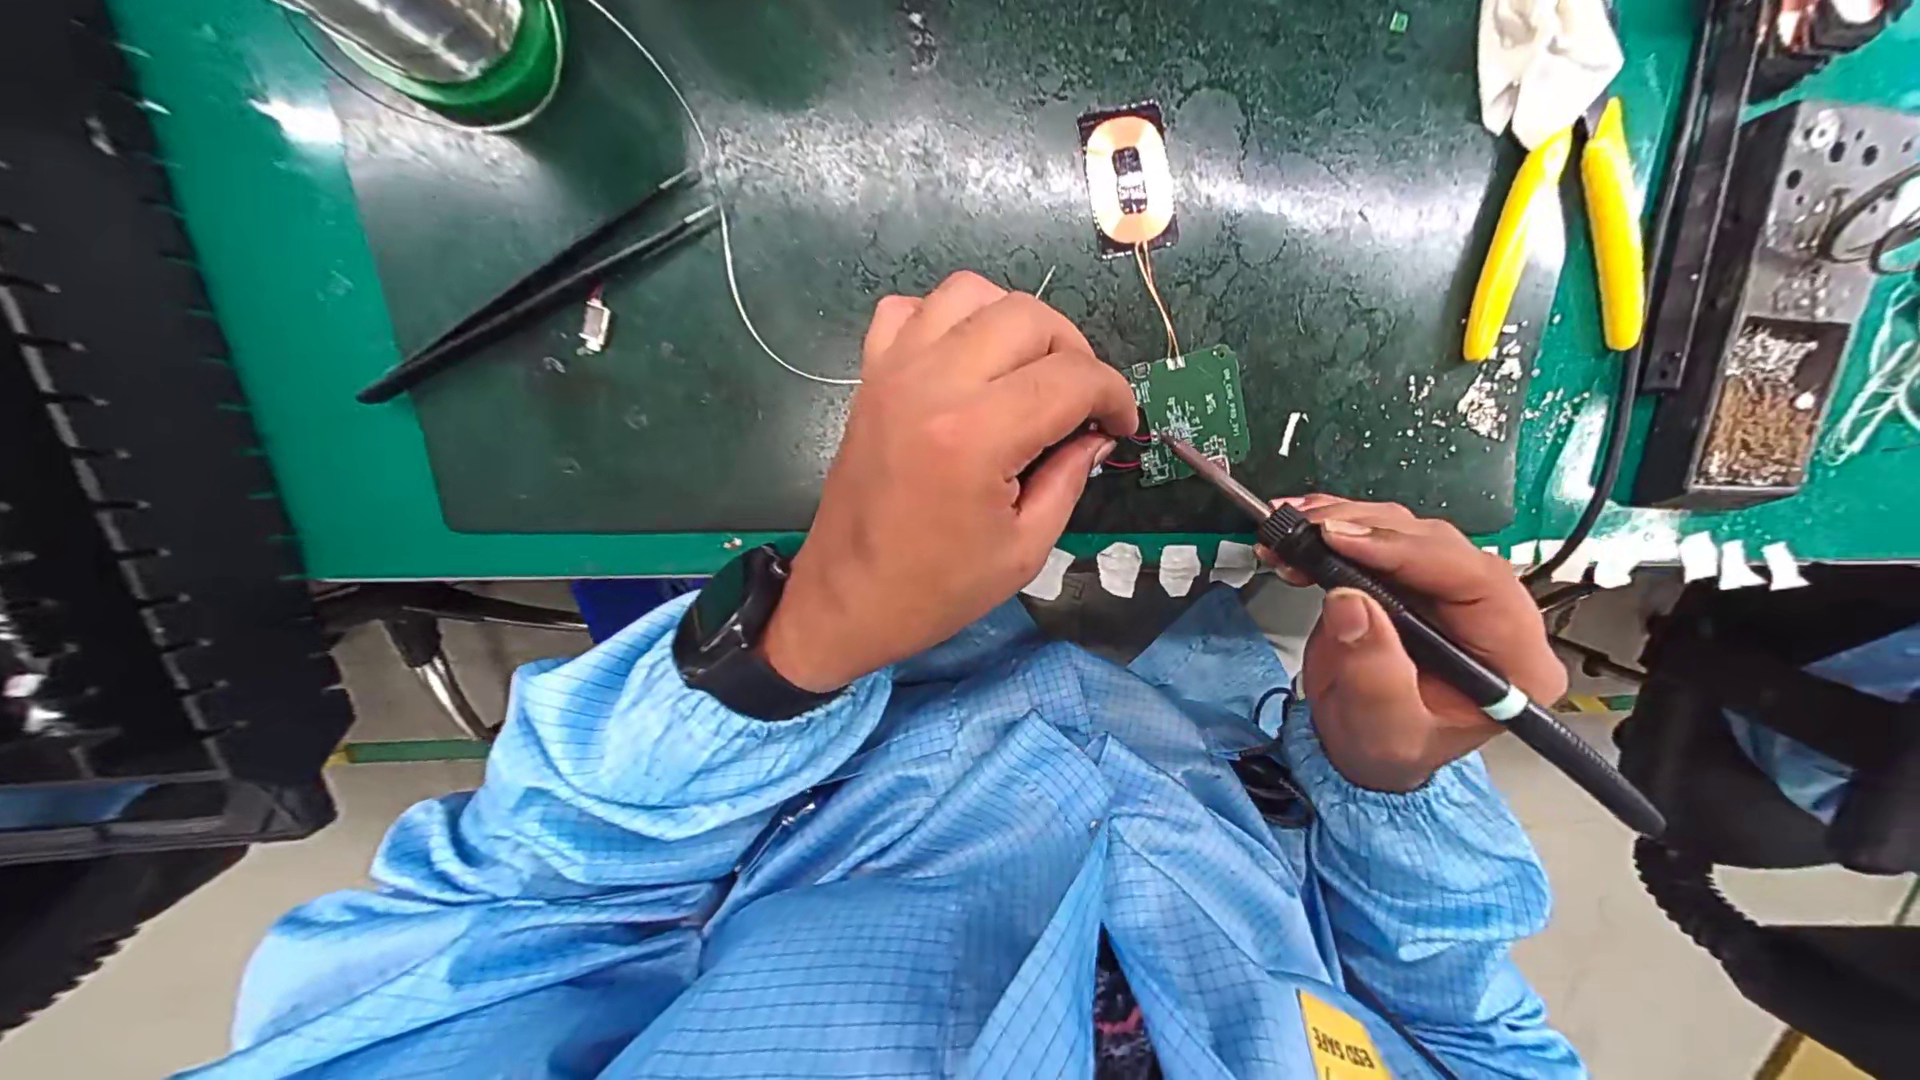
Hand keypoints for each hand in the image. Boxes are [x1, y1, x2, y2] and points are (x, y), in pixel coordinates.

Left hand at [760, 271, 1138, 691]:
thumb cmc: (937, 589)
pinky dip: (948, 320)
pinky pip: (910, 310)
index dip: (1114, 395)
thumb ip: (1071, 476)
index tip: (1121, 424)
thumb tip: (1097, 431)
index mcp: (976, 436)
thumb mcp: (1025, 549)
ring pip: (971, 293)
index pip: (1072, 377)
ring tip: (1029, 372)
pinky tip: (965, 361)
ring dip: (1016, 321)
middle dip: (1074, 352)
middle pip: (1027, 316)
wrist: (848, 599)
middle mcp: (933, 384)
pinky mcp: (870, 377)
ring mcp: (894, 372)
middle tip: (1081, 402)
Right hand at [1260, 495, 1565, 791]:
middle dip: (1366, 530)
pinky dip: (1330, 530)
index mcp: (1510, 657)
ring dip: (1342, 522)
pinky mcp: (1400, 581)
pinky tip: (1298, 532)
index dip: (1410, 552)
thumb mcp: (1383, 726)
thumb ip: (1375, 672)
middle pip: (1437, 545)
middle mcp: (1484, 614)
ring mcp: (1440, 593)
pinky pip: (1372, 539)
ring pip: (1403, 531)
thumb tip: (1351, 603)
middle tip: (1307, 531)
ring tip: (1291, 529)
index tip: (1344, 541)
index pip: (1477, 581)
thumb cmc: (1384, 747)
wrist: (1355, 744)